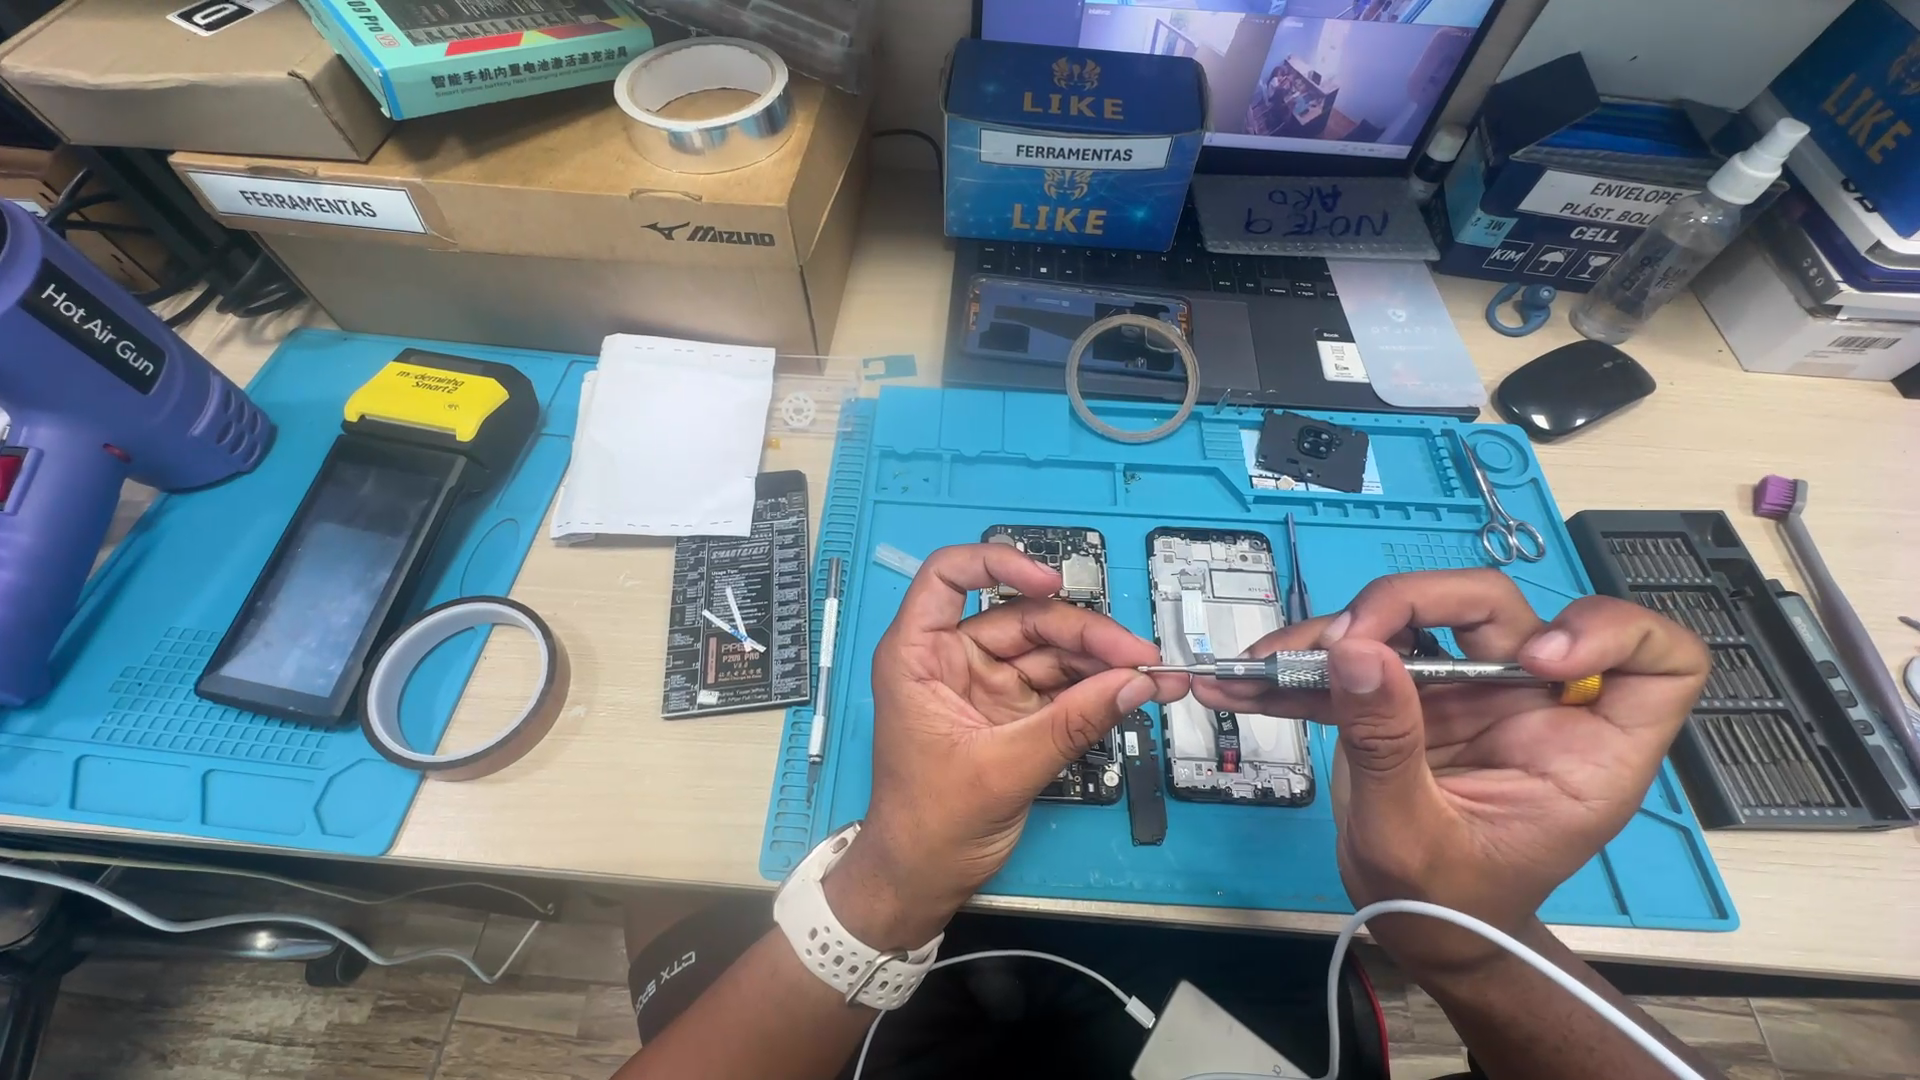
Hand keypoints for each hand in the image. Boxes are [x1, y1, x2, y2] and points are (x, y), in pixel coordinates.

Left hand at [824, 544, 1186, 949]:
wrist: (923, 878)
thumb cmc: (931, 821)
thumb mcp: (1001, 769)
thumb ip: (1070, 724)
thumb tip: (1134, 683)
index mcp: (919, 654)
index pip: (949, 577)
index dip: (998, 564)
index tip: (1050, 583)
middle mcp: (953, 657)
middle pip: (1022, 618)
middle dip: (1082, 634)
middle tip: (1138, 655)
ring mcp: (987, 682)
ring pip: (1049, 650)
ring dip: (1101, 660)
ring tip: (1152, 673)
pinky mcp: (1014, 710)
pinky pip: (1060, 685)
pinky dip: (1097, 687)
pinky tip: (1133, 690)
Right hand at [1192, 568, 1706, 975]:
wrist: (1411, 924)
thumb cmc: (1444, 902)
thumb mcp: (1412, 834)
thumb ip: (1387, 743)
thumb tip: (1355, 648)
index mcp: (1577, 747)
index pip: (1654, 661)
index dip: (1607, 631)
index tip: (1531, 657)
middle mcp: (1522, 704)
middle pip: (1489, 609)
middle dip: (1407, 605)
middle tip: (1342, 640)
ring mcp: (1457, 695)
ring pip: (1406, 622)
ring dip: (1327, 636)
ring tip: (1258, 667)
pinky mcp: (1401, 699)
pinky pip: (1352, 664)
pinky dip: (1295, 672)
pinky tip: (1238, 683)